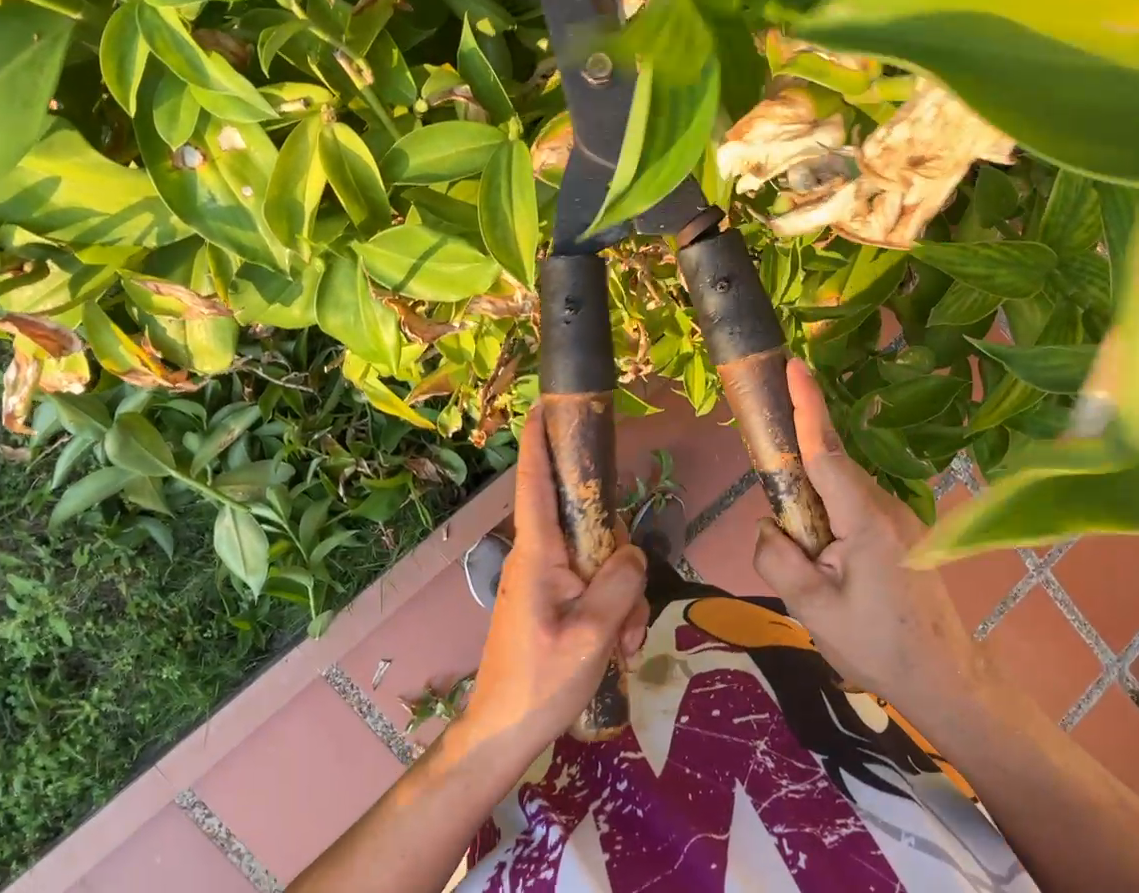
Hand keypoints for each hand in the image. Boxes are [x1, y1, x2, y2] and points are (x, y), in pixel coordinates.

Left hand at [464, 403, 648, 748]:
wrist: (504, 732)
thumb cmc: (542, 679)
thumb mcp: (595, 631)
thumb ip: (621, 581)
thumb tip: (633, 552)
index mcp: (539, 553)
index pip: (535, 482)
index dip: (538, 441)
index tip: (543, 405)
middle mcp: (540, 558)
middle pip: (590, 528)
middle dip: (621, 563)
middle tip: (629, 615)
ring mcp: (545, 581)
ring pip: (600, 563)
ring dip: (622, 599)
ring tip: (622, 643)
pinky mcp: (552, 602)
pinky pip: (592, 589)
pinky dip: (612, 613)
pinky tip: (616, 648)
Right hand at [751, 359, 988, 722]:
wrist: (944, 678)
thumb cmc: (877, 646)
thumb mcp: (811, 609)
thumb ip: (777, 557)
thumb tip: (768, 524)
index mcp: (866, 519)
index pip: (827, 451)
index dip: (807, 407)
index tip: (793, 366)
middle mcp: (886, 506)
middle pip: (827, 474)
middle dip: (796, 491)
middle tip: (792, 547)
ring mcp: (898, 518)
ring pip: (838, 496)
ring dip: (814, 520)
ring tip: (819, 584)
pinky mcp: (900, 533)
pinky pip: (852, 512)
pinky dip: (831, 529)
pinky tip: (835, 579)